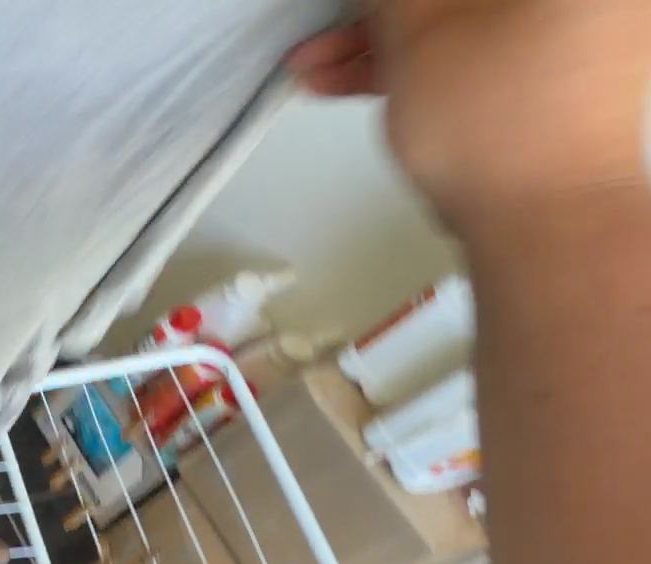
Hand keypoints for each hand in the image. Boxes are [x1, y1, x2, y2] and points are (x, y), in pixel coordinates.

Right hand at [289, 0, 649, 230]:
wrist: (538, 205)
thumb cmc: (500, 124)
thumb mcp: (422, 39)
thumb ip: (395, 1)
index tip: (347, 9)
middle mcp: (584, 1)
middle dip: (379, 16)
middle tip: (325, 32)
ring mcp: (569, 34)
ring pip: (457, 23)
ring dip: (379, 43)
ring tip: (317, 67)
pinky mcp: (547, 71)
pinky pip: (468, 51)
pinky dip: (410, 63)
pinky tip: (354, 79)